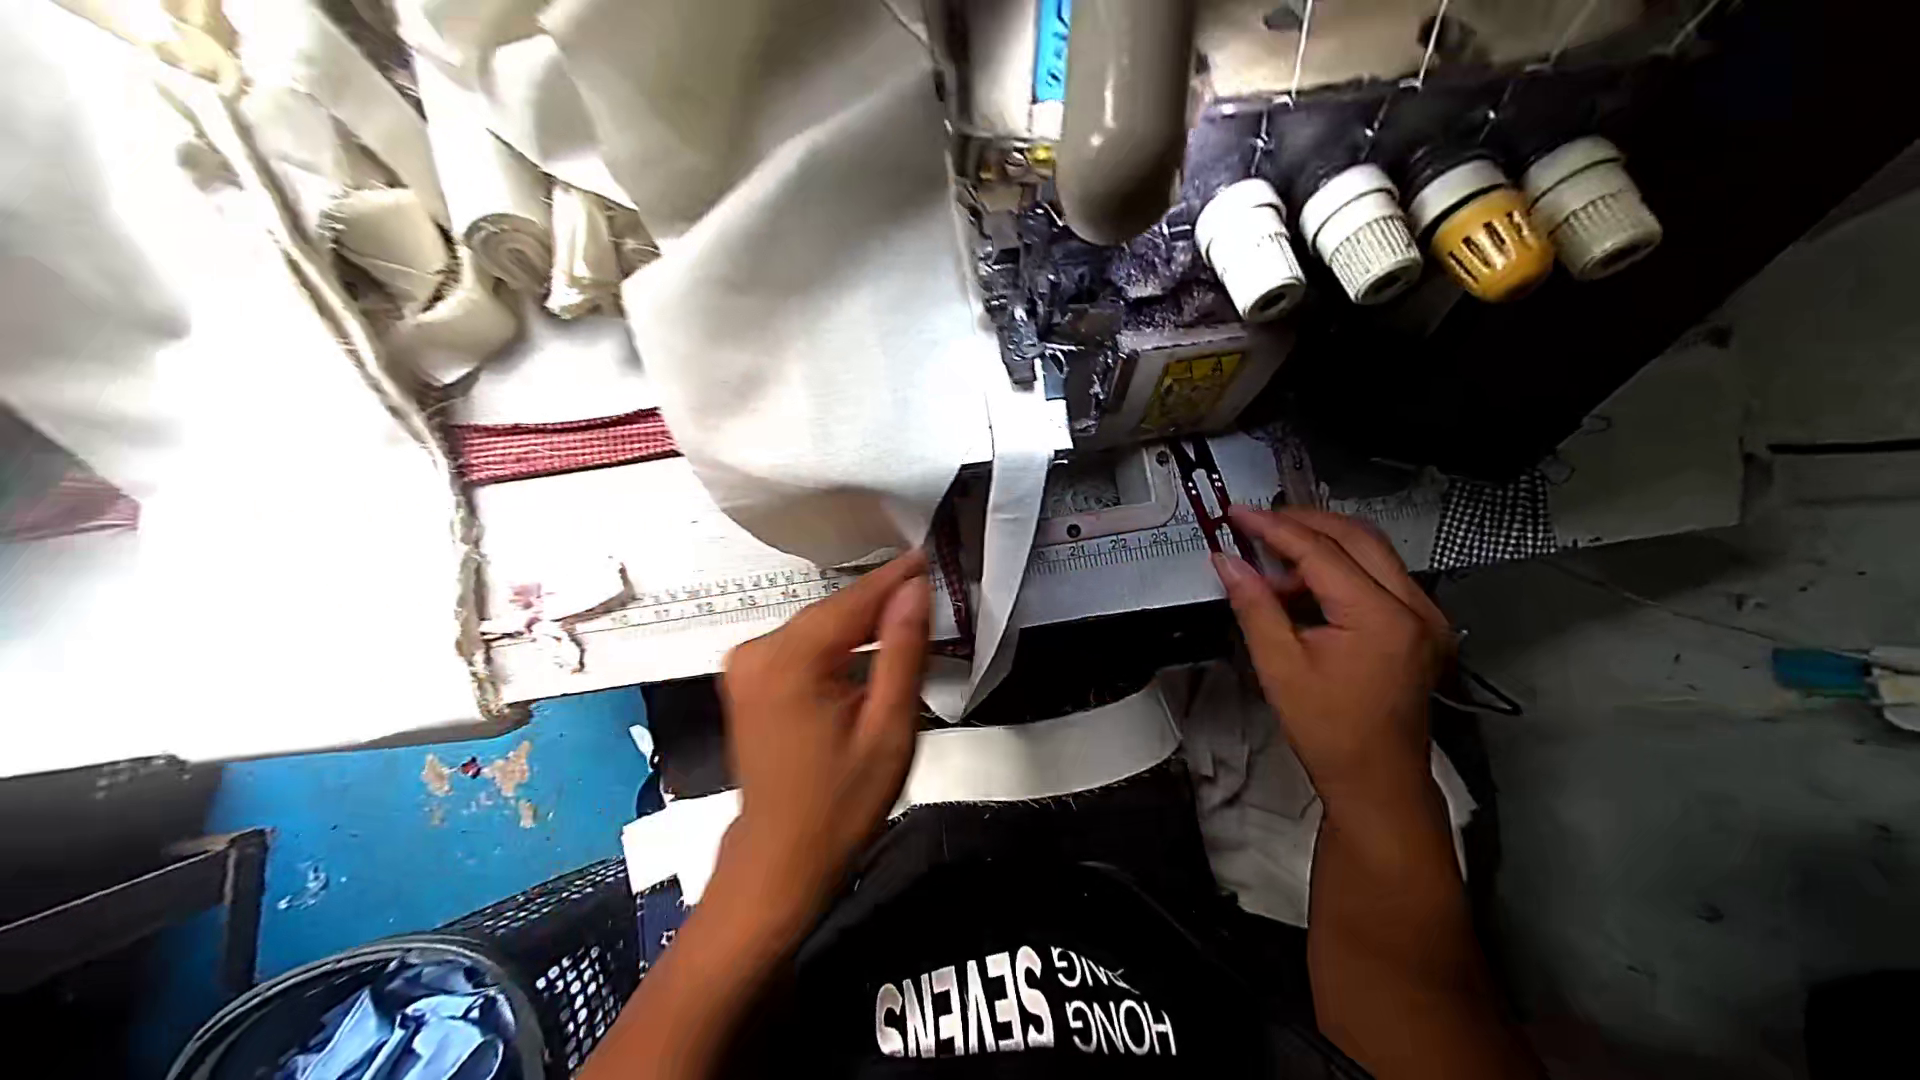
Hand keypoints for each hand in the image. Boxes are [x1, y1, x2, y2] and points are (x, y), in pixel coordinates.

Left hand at [717, 550, 931, 917]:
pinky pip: (802, 644)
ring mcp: (745, 664)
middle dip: (879, 602)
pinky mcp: (747, 677)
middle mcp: (756, 651)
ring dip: (860, 623)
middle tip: (927, 587)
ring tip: (906, 616)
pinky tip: (867, 647)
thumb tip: (914, 589)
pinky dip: (836, 643)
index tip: (928, 556)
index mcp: (789, 661)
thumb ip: (903, 652)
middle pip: (832, 611)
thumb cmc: (841, 802)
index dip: (894, 579)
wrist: (781, 857)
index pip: (852, 601)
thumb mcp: (889, 729)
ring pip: (818, 625)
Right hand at [1212, 506, 1453, 800]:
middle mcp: (1415, 606)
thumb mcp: (1279, 665)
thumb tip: (1225, 561)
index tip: (1237, 513)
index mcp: (1381, 617)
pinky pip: (1380, 575)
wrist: (1376, 777)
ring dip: (1321, 545)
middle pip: (1357, 536)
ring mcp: (1426, 614)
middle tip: (1256, 523)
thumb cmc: (1327, 729)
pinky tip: (1304, 586)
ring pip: (1372, 551)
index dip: (1274, 528)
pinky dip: (1339, 568)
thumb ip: (1254, 604)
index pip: (1322, 552)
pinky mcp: (1422, 624)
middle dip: (1303, 522)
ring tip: (1273, 566)